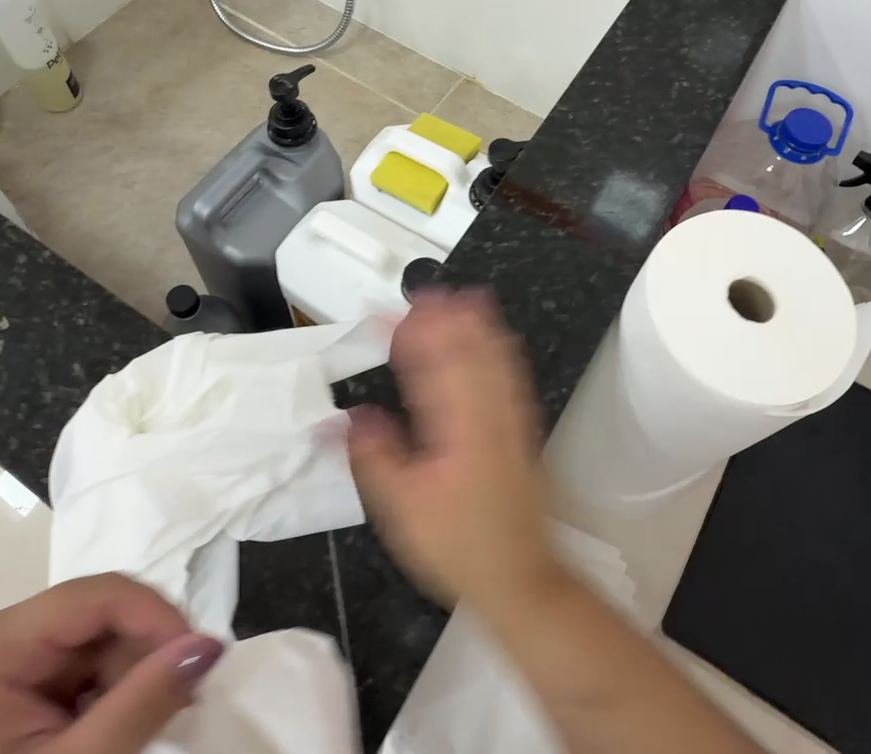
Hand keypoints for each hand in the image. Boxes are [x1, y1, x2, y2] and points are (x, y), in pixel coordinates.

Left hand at [0, 574, 223, 753]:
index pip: (100, 595)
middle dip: (147, 658)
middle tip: (180, 708)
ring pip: (103, 646)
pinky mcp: (22, 695)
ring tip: (143, 730)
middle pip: (103, 619)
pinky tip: (120, 732)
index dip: (158, 617)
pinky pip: (87, 675)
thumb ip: (142, 704)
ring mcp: (11, 667)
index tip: (202, 660)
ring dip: (136, 682)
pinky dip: (116, 698)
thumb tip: (210, 644)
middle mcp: (3, 640)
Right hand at [347, 289, 559, 609]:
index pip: (428, 366)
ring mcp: (512, 420)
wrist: (520, 577)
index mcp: (456, 429)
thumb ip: (373, 457)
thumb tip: (346, 418)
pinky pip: (514, 376)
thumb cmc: (457, 545)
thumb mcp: (400, 508)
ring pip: (497, 358)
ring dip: (476, 324)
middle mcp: (488, 415)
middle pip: (469, 351)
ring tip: (459, 296)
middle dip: (444, 317)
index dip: (406, 334)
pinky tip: (497, 338)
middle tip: (421, 294)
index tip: (381, 315)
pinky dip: (501, 348)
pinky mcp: (524, 431)